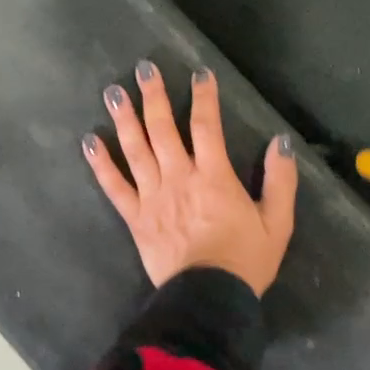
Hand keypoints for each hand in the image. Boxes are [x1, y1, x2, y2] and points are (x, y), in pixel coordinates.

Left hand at [83, 61, 297, 295]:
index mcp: (214, 176)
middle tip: (144, 68)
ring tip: (113, 91)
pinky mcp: (135, 218)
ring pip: (135, 149)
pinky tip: (88, 141)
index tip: (199, 74)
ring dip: (124, 118)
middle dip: (153, 95)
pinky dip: (100, 163)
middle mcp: (179, 178)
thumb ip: (280, 181)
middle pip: (163, 128)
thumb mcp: (277, 223)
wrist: (210, 302)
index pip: (206, 126)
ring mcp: (153, 197)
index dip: (203, 97)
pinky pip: (114, 187)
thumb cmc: (245, 262)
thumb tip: (280, 142)